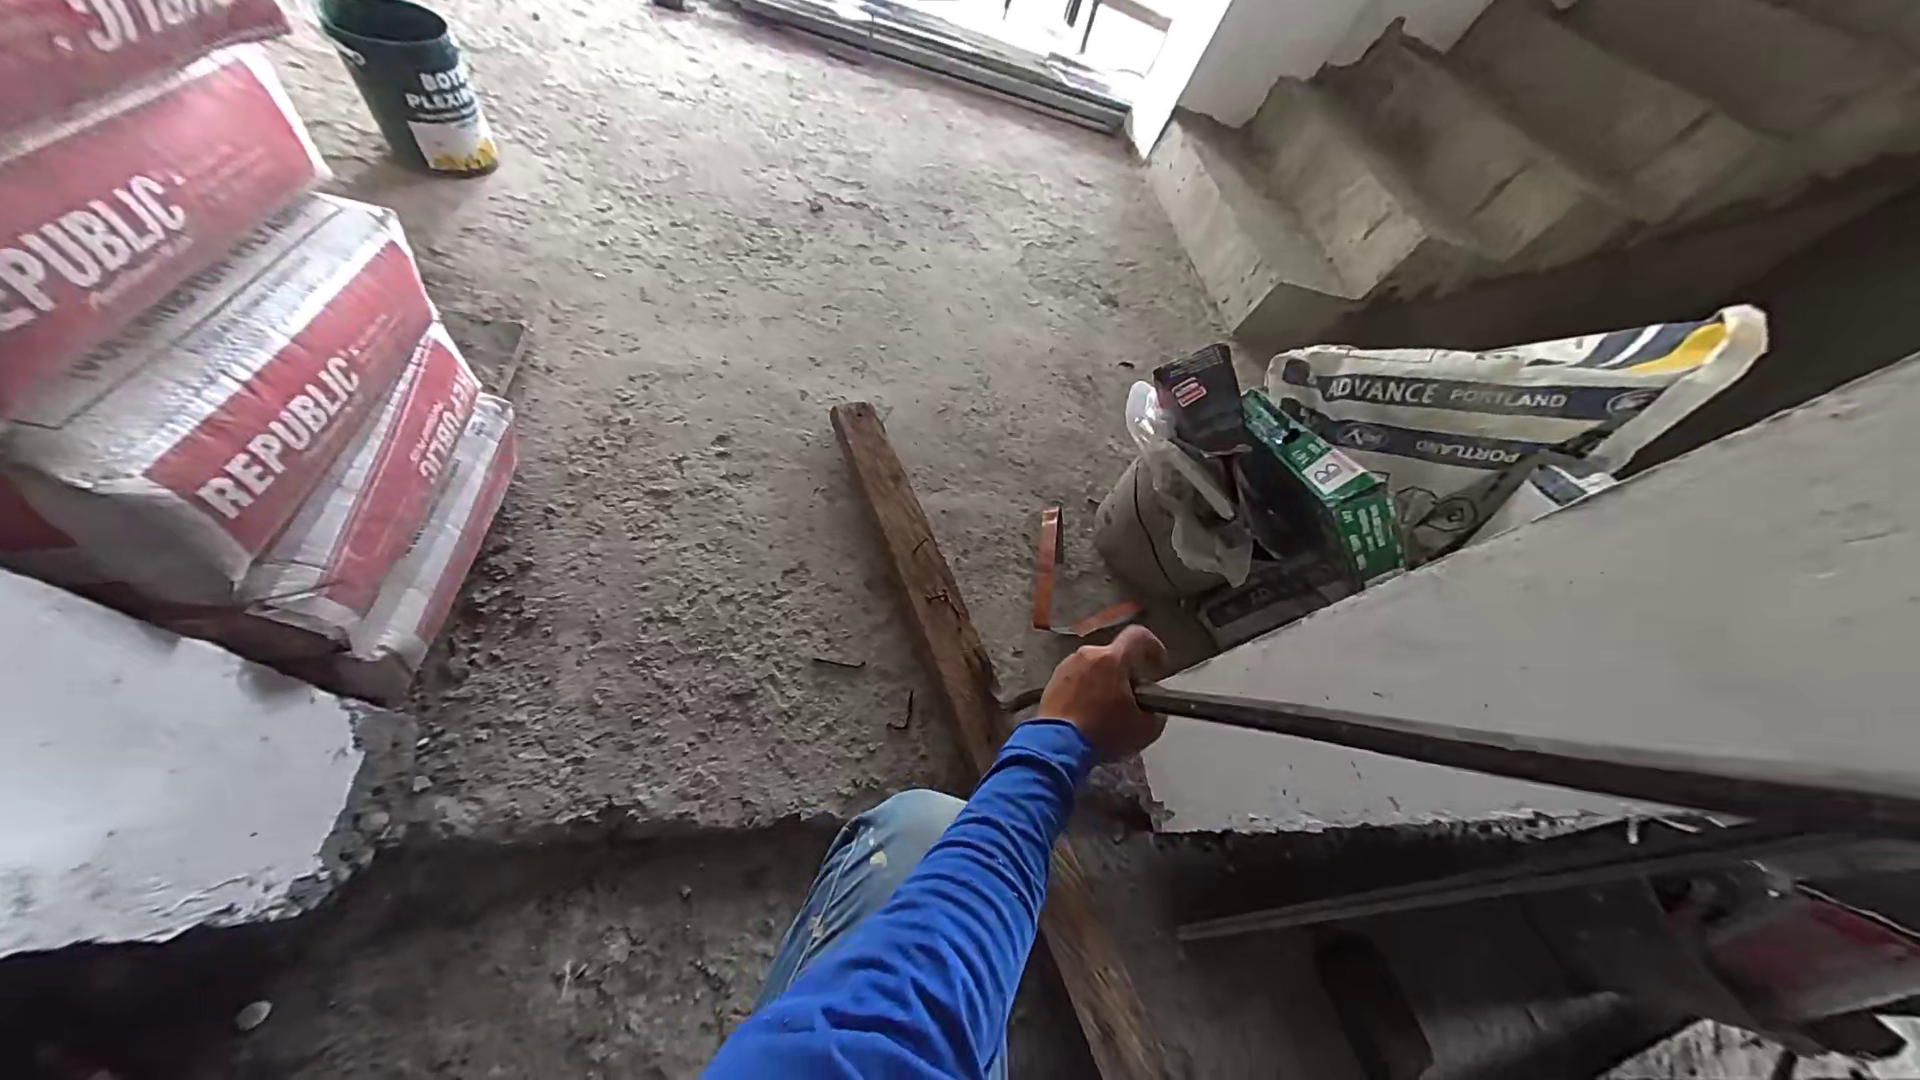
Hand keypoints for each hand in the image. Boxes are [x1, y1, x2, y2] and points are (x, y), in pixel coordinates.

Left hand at [1035, 625, 1168, 760]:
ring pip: (1095, 667)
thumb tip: (1150, 702)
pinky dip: (1086, 691)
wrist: (1057, 745)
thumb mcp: (1147, 728)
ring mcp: (1067, 665)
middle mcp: (1087, 655)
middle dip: (1126, 674)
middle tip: (1130, 700)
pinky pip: (1077, 678)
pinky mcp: (1053, 679)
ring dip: (1104, 683)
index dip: (1153, 647)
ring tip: (1107, 712)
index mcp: (1112, 659)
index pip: (1138, 636)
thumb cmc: (1102, 734)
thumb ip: (1156, 707)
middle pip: (1115, 655)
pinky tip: (1088, 714)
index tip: (1156, 665)